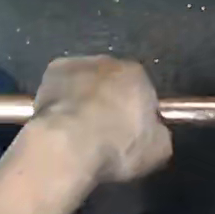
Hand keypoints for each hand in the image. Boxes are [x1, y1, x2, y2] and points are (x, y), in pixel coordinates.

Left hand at [25, 56, 171, 185]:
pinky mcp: (53, 70)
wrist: (67, 144)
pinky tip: (60, 119)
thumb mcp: (157, 151)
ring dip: (86, 97)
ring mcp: (79, 63)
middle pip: (114, 82)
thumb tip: (157, 131)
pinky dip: (63, 96)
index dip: (137, 114)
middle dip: (111, 101)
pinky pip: (63, 83)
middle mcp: (110, 62)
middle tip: (104, 131)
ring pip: (87, 81)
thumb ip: (161, 135)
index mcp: (138, 75)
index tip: (130, 135)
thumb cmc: (116, 146)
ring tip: (78, 129)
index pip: (144, 91)